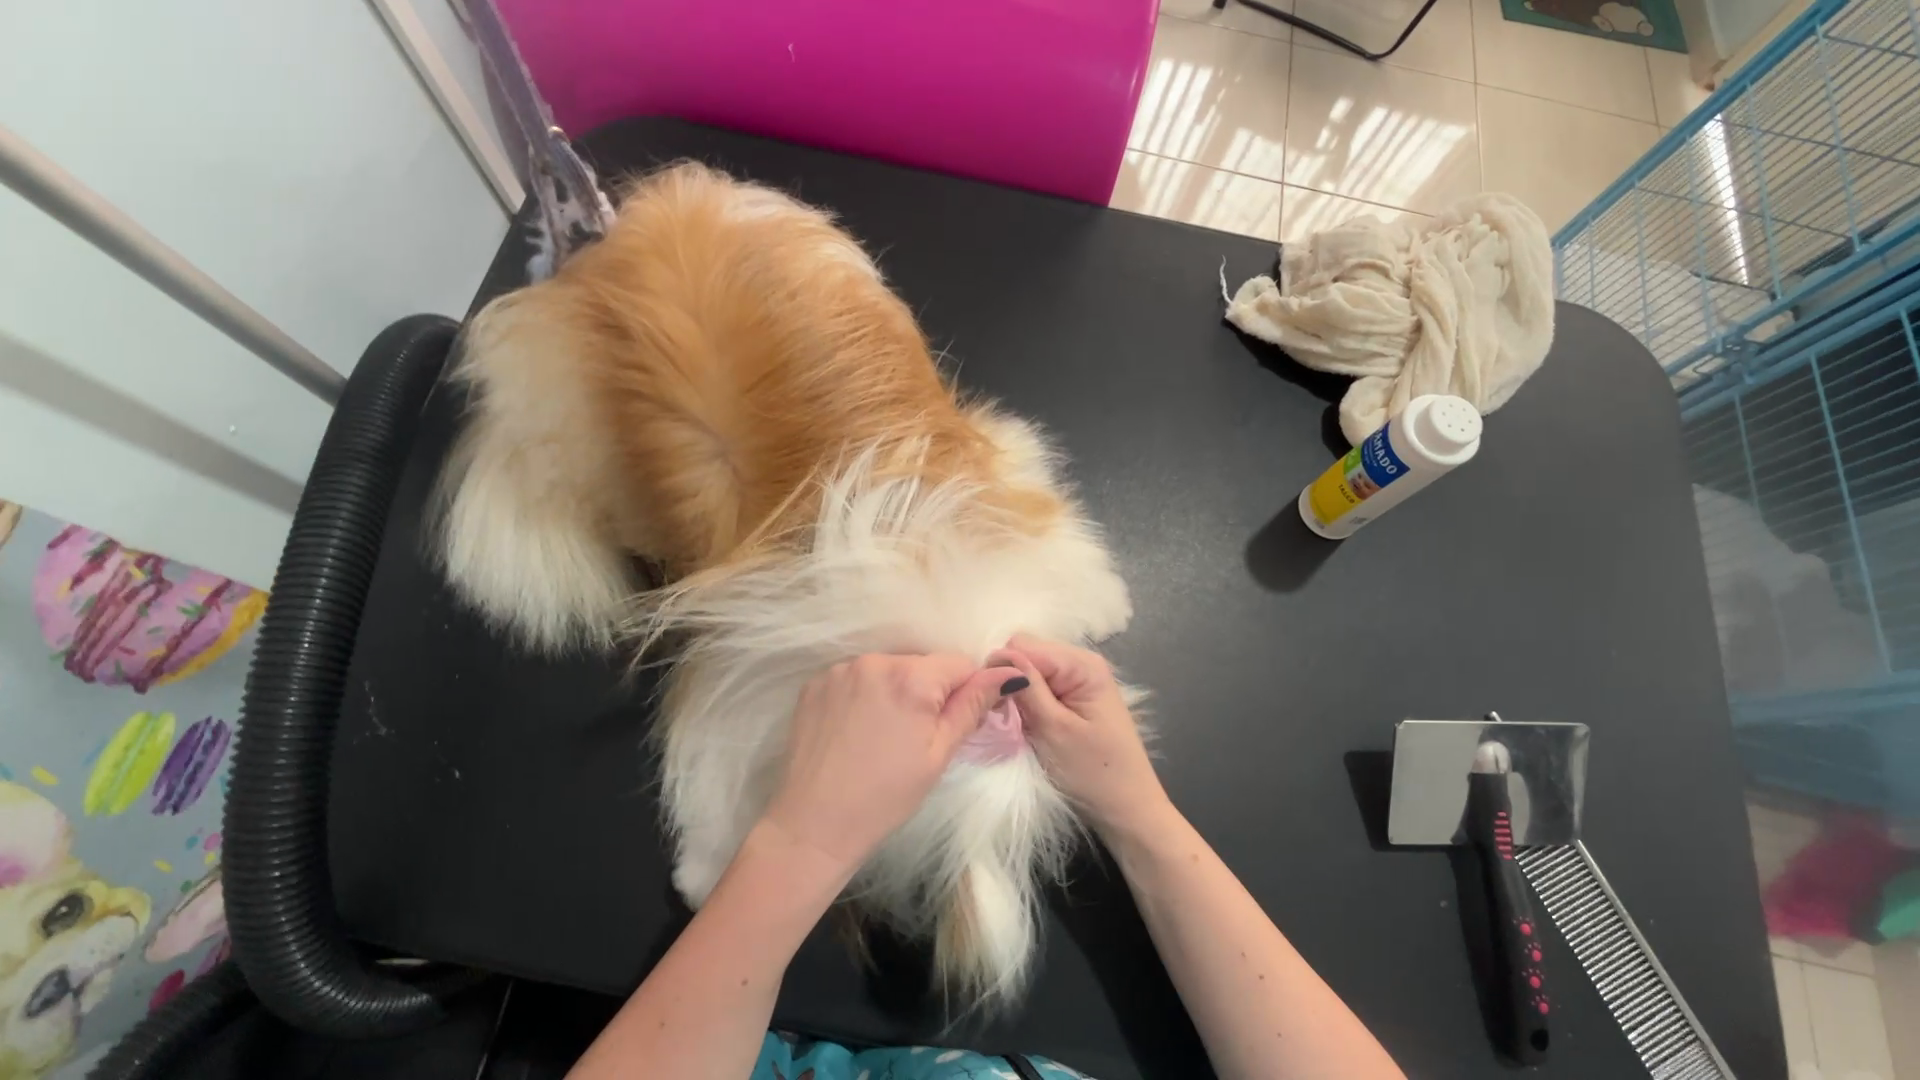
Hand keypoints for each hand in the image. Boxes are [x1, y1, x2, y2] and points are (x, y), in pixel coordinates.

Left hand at [760, 654, 1024, 875]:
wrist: (813, 825)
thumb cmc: (886, 796)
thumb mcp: (939, 754)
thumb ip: (973, 706)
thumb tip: (1012, 672)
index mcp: (911, 677)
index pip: (958, 663)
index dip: (964, 692)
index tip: (950, 726)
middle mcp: (874, 660)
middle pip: (921, 664)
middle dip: (928, 692)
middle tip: (915, 738)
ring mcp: (840, 669)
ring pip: (888, 670)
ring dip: (895, 691)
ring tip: (882, 736)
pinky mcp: (815, 682)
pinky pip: (855, 677)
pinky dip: (863, 695)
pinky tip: (856, 730)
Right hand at [990, 635, 1170, 837]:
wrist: (1127, 809)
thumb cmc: (1094, 773)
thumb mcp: (1054, 730)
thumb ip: (1027, 689)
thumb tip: (997, 656)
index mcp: (1081, 664)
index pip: (1022, 645)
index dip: (1002, 670)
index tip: (994, 705)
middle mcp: (1080, 662)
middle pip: (1025, 653)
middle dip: (1009, 680)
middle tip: (1005, 718)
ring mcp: (1076, 679)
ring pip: (1028, 670)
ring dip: (1016, 693)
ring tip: (1014, 724)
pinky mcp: (1072, 696)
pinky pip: (1038, 685)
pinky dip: (1026, 702)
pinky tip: (1026, 724)